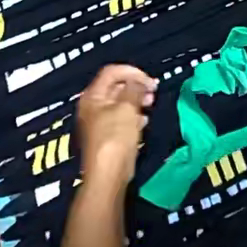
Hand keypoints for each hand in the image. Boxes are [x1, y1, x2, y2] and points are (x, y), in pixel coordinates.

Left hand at [76, 63, 155, 190]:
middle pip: (116, 86)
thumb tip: (137, 81)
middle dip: (136, 85)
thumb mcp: (127, 108)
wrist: (108, 174)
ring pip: (120, 102)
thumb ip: (133, 89)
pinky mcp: (107, 135)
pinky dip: (133, 114)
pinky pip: (121, 117)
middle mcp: (92, 106)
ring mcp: (99, 121)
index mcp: (93, 96)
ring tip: (151, 103)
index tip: (149, 80)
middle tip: (153, 90)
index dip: (132, 72)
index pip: (112, 72)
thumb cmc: (115, 137)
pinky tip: (143, 120)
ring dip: (137, 99)